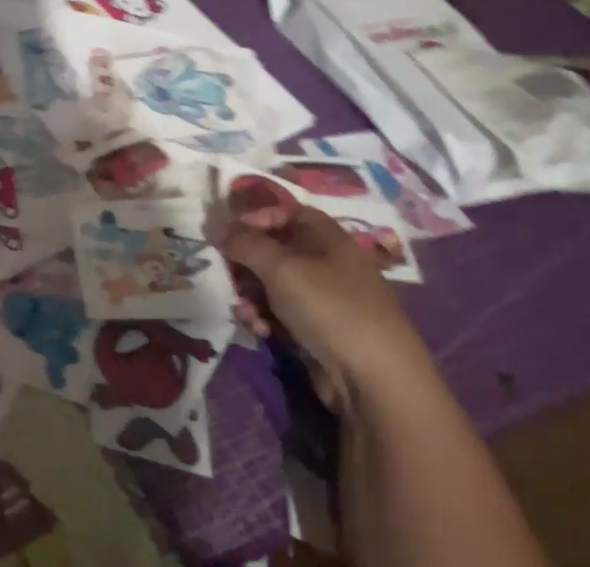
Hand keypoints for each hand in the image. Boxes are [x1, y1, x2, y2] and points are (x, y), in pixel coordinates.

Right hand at [221, 202, 432, 410]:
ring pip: (272, 283)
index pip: (288, 212)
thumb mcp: (280, 267)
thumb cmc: (329, 307)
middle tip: (226, 274)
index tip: (228, 233)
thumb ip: (243, 241)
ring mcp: (324, 298)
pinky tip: (259, 328)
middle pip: (274, 249)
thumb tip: (216, 225)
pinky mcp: (317, 327)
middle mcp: (328, 264)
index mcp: (329, 239)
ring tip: (244, 310)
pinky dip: (264, 316)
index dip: (257, 217)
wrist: (374, 378)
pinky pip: (280, 311)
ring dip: (249, 294)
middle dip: (244, 262)